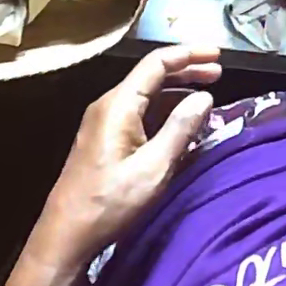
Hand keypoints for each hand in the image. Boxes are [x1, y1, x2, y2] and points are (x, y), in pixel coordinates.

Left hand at [30, 45, 221, 270]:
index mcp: (118, 104)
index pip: (156, 63)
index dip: (188, 54)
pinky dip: (164, 111)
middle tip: (218, 72)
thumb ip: (180, 129)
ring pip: (146, 94)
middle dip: (185, 70)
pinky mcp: (105, 137)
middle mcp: (109, 104)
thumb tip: (204, 96)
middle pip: (151, 75)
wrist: (67, 231)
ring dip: (176, 91)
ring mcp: (104, 120)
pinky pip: (139, 112)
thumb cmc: (110, 202)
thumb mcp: (154, 168)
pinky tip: (183, 121)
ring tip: (208, 95)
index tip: (217, 54)